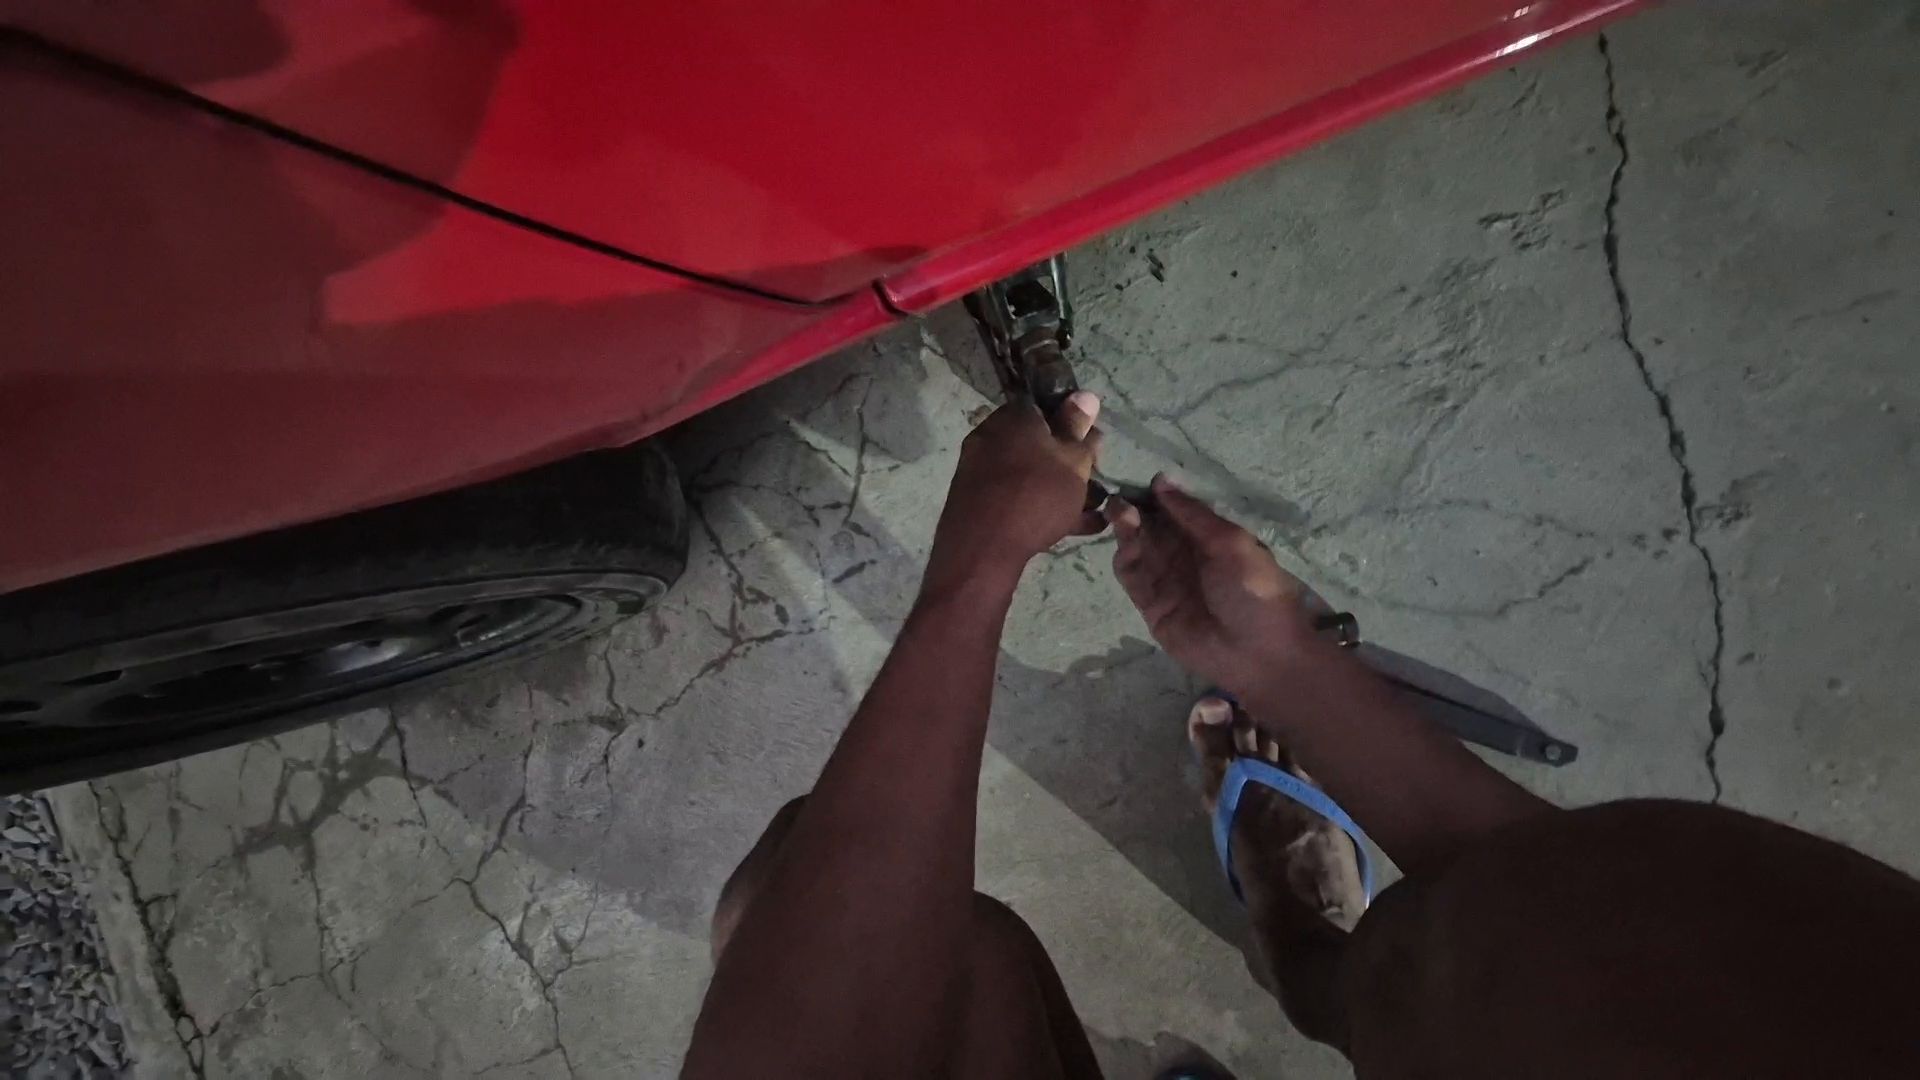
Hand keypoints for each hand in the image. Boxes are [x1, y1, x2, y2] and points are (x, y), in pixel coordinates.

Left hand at [930, 393, 1103, 578]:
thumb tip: (1085, 395)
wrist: (982, 547)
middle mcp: (990, 435)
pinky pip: (1015, 497)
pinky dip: (1041, 507)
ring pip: (1029, 474)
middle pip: (1038, 444)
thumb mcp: (1071, 460)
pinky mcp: (975, 500)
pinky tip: (1072, 528)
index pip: (1047, 407)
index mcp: (1013, 415)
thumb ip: (1079, 429)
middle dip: (1069, 464)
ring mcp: (979, 469)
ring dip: (1061, 490)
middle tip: (1093, 485)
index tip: (1092, 451)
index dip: (1074, 427)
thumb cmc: (1036, 494)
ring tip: (1091, 514)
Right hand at [1105, 475, 1315, 692]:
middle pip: (1152, 528)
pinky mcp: (1150, 605)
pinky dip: (1125, 557)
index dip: (1157, 496)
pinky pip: (1132, 577)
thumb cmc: (1254, 591)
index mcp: (1209, 539)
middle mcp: (1184, 557)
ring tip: (1121, 512)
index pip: (1175, 512)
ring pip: (1138, 549)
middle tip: (1121, 496)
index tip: (1140, 480)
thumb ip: (1193, 514)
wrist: (1258, 654)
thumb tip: (1162, 480)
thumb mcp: (1230, 542)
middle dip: (1136, 510)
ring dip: (1127, 530)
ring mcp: (1165, 581)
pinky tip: (1125, 542)